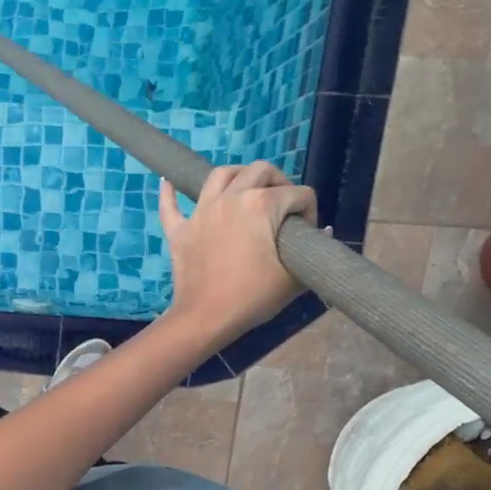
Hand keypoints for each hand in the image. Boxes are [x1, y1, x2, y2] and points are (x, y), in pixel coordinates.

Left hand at [158, 162, 316, 346]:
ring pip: (219, 175)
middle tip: (283, 204)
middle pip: (259, 171)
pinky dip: (169, 193)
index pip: (298, 194)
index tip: (306, 232)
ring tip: (246, 188)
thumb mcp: (294, 277)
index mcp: (262, 205)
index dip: (309, 211)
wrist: (206, 317)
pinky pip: (169, 205)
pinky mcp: (179, 230)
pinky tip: (169, 182)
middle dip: (278, 182)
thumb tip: (321, 232)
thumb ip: (312, 250)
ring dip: (237, 175)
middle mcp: (230, 198)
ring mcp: (200, 212)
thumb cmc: (253, 297)